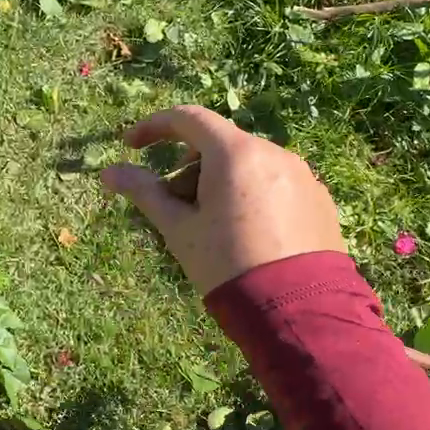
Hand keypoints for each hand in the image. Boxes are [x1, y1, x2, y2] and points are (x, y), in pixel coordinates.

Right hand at [100, 106, 345, 294]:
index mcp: (236, 154)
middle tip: (174, 204)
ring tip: (208, 223)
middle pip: (217, 143)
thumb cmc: (226, 263)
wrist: (299, 311)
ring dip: (217, 180)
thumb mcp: (178, 227)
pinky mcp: (319, 200)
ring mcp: (302, 176)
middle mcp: (274, 153)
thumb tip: (109, 172)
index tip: (131, 146)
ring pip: (246, 163)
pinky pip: (272, 182)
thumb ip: (143, 191)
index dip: (154, 127)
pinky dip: (248, 194)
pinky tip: (242, 232)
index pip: (188, 118)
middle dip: (187, 166)